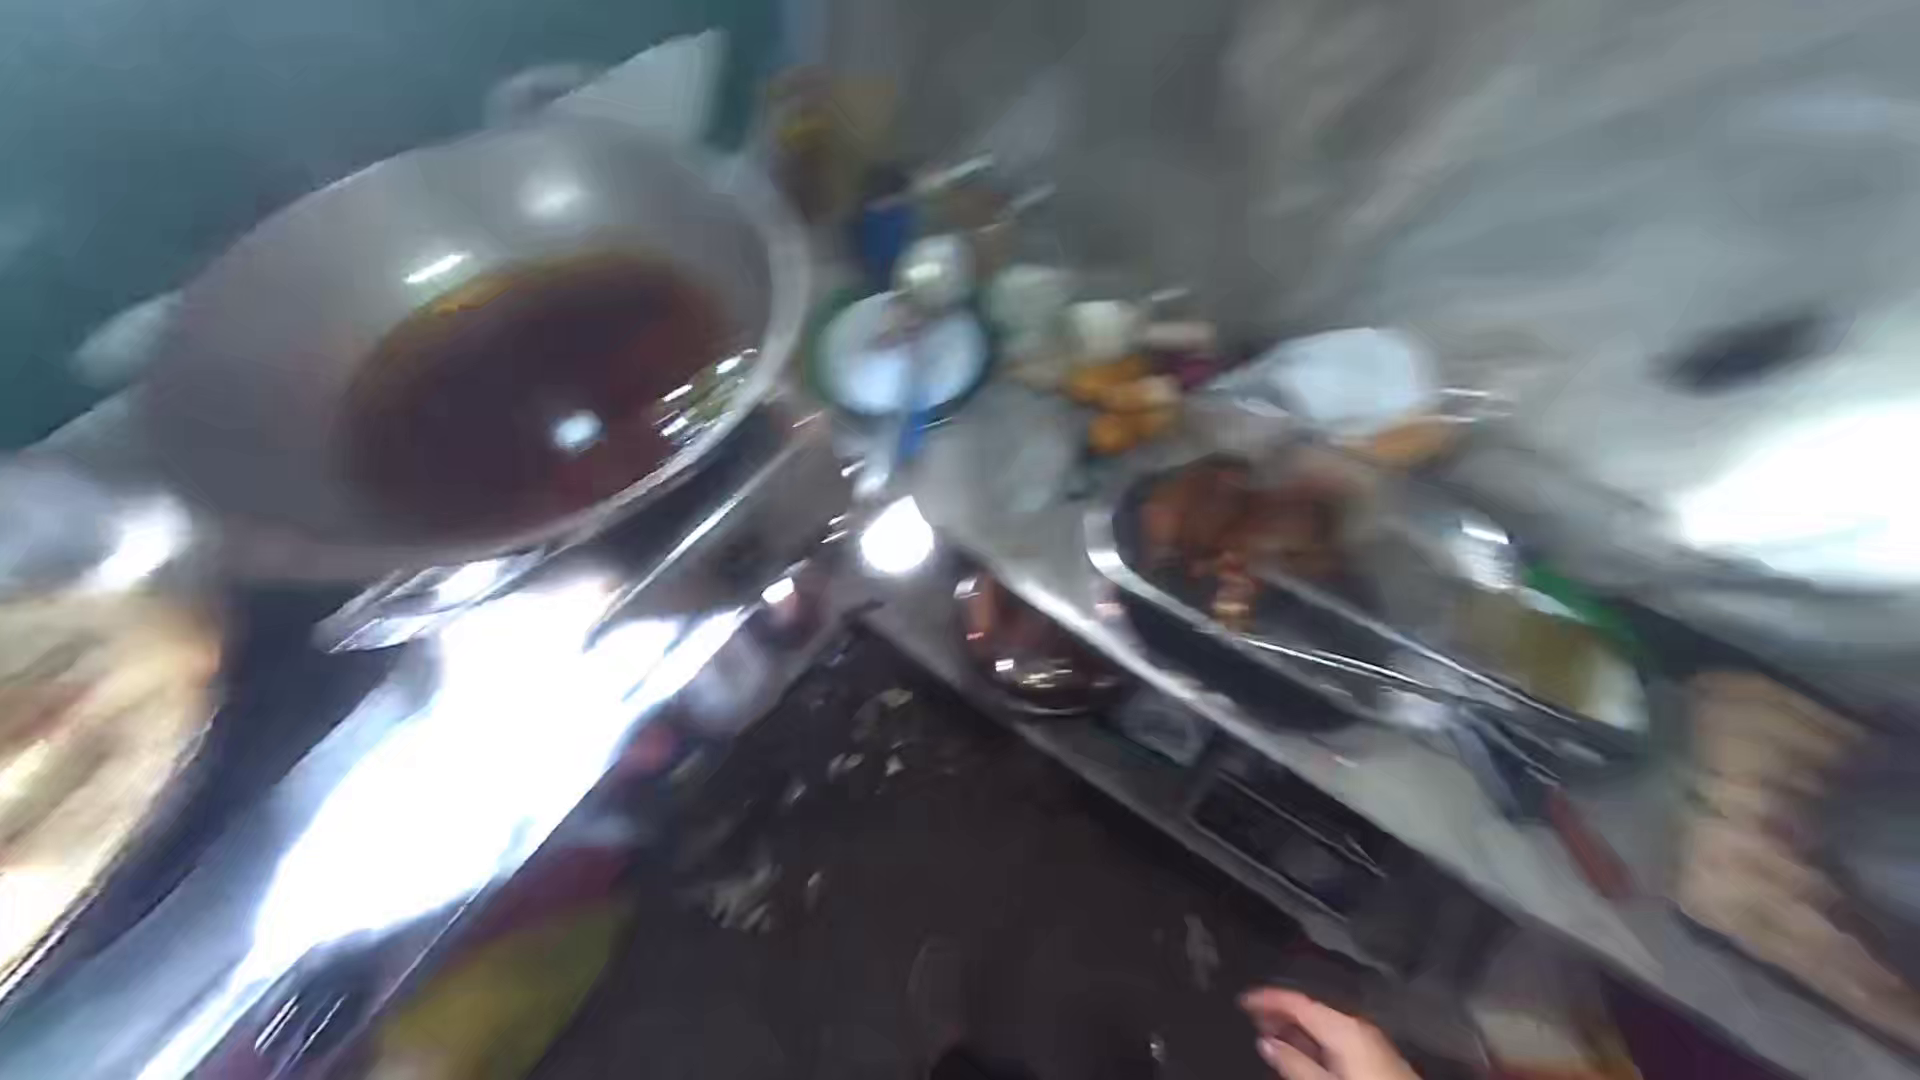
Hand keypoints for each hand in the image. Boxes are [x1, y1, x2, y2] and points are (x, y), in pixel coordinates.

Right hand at [1240, 988, 1419, 1079]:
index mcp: (1343, 1028)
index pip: (1296, 1001)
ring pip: (1324, 1027)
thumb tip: (1264, 1041)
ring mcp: (1372, 1043)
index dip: (1266, 998)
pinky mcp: (1381, 1061)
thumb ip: (1293, 1064)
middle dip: (1280, 1015)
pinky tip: (1305, 1057)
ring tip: (1273, 1039)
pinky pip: (1338, 1040)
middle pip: (1310, 1011)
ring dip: (1297, 1031)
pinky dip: (1316, 1043)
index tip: (1241, 1000)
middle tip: (1252, 1021)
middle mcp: (1357, 1027)